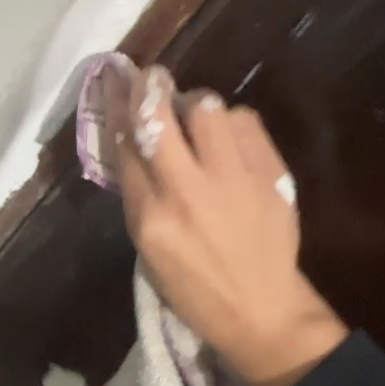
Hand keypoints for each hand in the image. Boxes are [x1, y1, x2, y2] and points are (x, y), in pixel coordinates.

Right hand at [116, 66, 347, 385]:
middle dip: (149, 89)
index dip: (118, 116)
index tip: (115, 92)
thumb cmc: (193, 288)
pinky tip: (226, 138)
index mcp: (150, 218)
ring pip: (207, 109)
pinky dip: (230, 123)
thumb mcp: (148, 251)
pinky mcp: (269, 173)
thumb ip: (139, 198)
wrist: (260, 308)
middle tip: (148, 77)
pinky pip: (245, 122)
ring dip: (194, 105)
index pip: (127, 150)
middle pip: (159, 118)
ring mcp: (233, 178)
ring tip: (193, 116)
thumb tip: (132, 148)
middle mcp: (188, 191)